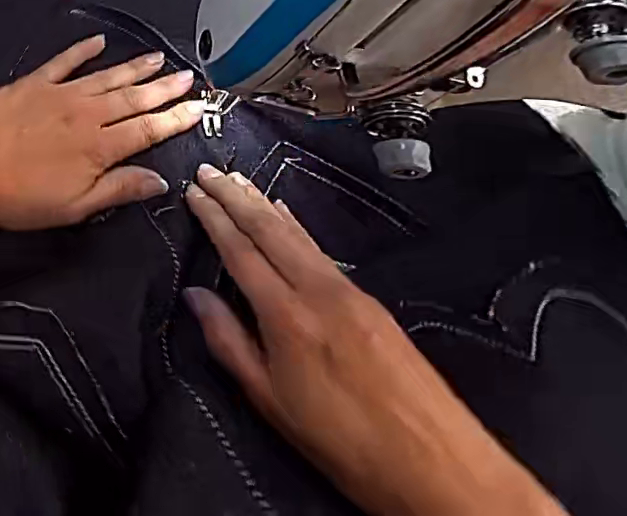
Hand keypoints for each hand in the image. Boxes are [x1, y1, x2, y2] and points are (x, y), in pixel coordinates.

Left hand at [0, 36, 203, 230]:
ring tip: (159, 58)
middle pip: (134, 98)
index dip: (176, 118)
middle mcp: (87, 114)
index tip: (197, 108)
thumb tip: (158, 181)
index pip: (148, 129)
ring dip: (136, 67)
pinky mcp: (36, 83)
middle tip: (189, 77)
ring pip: (108, 77)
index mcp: (99, 146)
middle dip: (165, 88)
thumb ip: (117, 189)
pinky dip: (83, 50)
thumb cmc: (17, 195)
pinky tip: (99, 41)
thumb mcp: (72, 207)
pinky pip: (65, 61)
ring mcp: (62, 93)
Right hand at [183, 166, 567, 515]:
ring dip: (261, 201)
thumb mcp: (272, 404)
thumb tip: (193, 294)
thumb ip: (229, 343)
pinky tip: (283, 210)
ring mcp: (344, 287)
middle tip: (208, 168)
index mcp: (286, 315)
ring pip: (294, 232)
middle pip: (266, 228)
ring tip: (237, 178)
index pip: (240, 251)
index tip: (193, 190)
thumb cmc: (343, 442)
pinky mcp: (364, 294)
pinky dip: (293, 223)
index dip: (214, 217)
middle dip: (233, 195)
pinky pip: (317, 246)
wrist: (434, 458)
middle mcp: (315, 288)